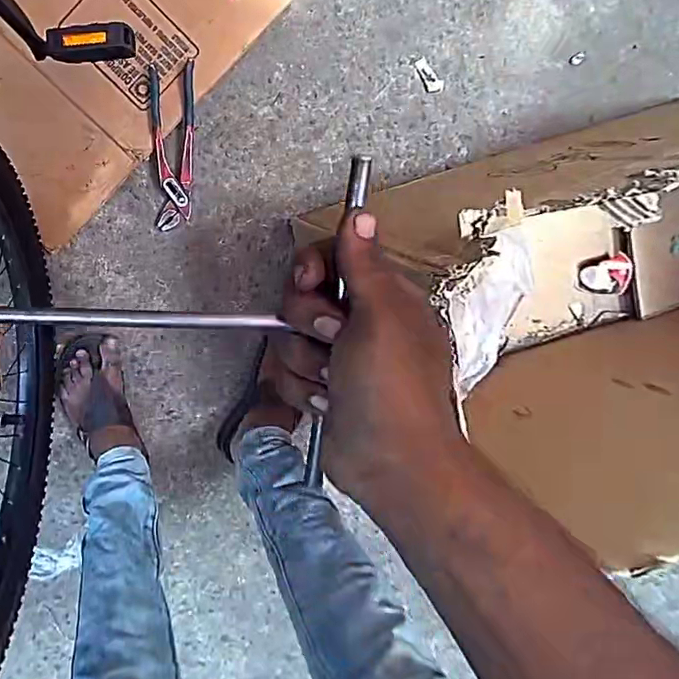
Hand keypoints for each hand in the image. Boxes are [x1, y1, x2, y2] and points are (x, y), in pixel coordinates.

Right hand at [271, 212, 465, 501]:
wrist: (391, 463)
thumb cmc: (394, 389)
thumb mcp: (382, 317)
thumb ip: (363, 265)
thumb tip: (361, 214)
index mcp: (382, 299)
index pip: (329, 260)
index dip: (310, 269)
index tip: (309, 285)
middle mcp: (357, 324)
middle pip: (298, 298)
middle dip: (305, 322)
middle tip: (333, 341)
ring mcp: (336, 357)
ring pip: (286, 337)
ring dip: (303, 362)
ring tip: (333, 382)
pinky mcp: (317, 385)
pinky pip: (284, 371)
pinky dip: (299, 388)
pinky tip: (326, 403)